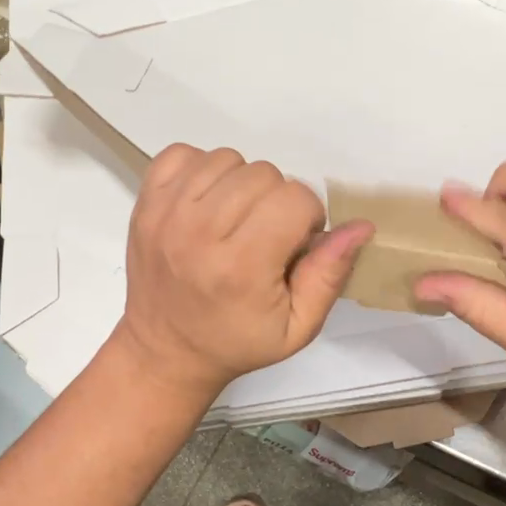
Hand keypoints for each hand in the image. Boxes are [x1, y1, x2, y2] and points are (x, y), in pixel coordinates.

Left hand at [112, 145, 372, 401]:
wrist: (165, 351)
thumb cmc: (238, 341)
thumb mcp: (298, 326)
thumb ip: (330, 274)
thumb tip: (360, 226)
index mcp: (241, 266)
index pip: (295, 198)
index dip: (307, 218)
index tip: (294, 246)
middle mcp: (199, 232)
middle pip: (264, 174)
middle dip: (277, 201)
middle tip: (267, 235)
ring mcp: (166, 214)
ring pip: (228, 159)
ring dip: (242, 184)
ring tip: (237, 219)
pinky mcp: (145, 203)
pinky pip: (183, 154)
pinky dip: (202, 171)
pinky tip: (208, 203)